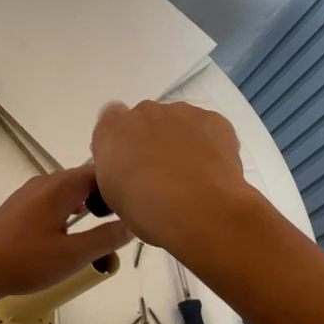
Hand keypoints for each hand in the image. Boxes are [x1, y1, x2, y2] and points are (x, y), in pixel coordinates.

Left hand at [0, 164, 134, 302]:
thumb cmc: (24, 261)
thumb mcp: (73, 255)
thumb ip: (106, 238)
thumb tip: (133, 224)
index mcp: (60, 186)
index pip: (100, 172)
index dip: (120, 186)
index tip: (135, 207)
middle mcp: (45, 182)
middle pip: (85, 180)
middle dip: (106, 198)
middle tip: (122, 224)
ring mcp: (30, 194)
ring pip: (69, 193)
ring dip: (87, 207)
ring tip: (101, 232)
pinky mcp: (20, 208)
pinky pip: (54, 202)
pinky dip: (69, 213)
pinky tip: (71, 236)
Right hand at [90, 100, 257, 257]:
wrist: (199, 211)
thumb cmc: (146, 210)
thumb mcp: (113, 195)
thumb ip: (114, 169)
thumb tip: (127, 167)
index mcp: (112, 129)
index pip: (110, 119)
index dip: (121, 139)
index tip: (129, 161)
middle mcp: (144, 112)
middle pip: (145, 119)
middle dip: (151, 139)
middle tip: (160, 172)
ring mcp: (181, 112)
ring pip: (177, 121)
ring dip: (180, 140)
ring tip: (190, 175)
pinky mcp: (213, 119)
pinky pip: (206, 127)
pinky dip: (207, 143)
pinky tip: (211, 170)